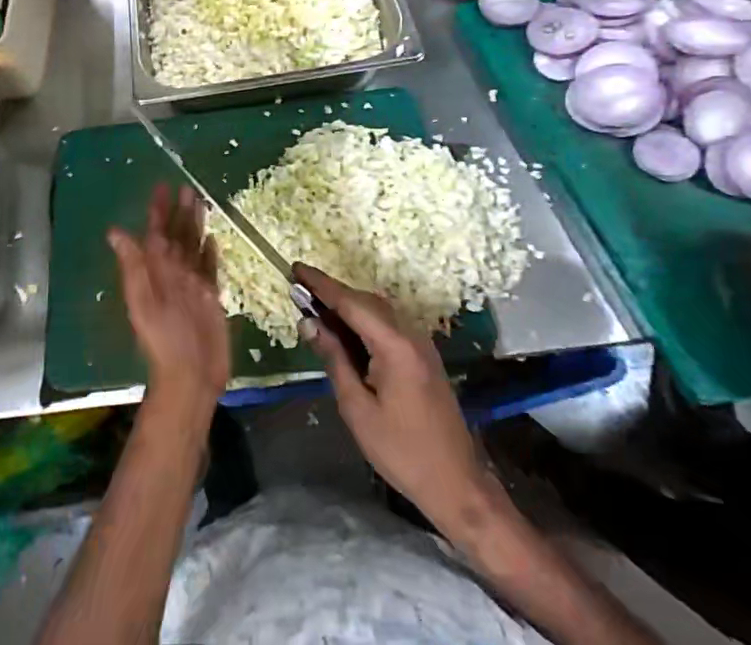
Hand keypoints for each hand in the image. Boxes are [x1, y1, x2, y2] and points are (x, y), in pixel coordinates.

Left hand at [109, 183, 229, 412]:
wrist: (191, 377)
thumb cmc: (165, 340)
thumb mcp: (144, 302)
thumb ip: (133, 266)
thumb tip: (114, 232)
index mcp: (156, 273)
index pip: (156, 234)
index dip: (158, 211)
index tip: (162, 187)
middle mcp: (174, 275)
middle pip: (178, 237)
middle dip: (181, 213)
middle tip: (187, 187)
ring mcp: (193, 286)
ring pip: (194, 248)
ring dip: (196, 226)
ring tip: (201, 202)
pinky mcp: (211, 299)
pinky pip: (210, 269)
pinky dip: (210, 254)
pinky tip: (213, 240)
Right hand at [297, 265, 494, 531]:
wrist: (454, 481)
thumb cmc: (400, 450)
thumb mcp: (357, 407)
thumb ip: (334, 359)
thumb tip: (309, 323)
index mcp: (395, 346)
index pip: (351, 303)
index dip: (321, 284)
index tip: (295, 268)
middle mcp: (412, 336)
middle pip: (367, 301)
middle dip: (333, 293)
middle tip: (299, 292)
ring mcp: (422, 345)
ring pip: (380, 311)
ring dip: (348, 307)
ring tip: (315, 311)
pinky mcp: (424, 357)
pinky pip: (390, 326)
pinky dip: (364, 321)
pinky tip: (345, 333)